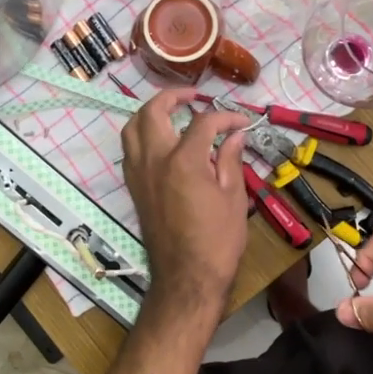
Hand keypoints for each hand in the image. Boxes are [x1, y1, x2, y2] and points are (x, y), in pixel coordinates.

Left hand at [120, 89, 252, 319]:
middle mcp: (155, 160)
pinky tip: (161, 140)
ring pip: (132, 128)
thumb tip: (234, 135)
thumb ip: (230, 160)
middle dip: (173, 97)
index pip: (203, 122)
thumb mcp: (234, 198)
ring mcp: (139, 174)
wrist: (186, 277)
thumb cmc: (217, 241)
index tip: (242, 121)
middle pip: (153, 112)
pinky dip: (142, 136)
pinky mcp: (134, 187)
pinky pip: (130, 150)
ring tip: (172, 111)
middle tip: (194, 96)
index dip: (225, 116)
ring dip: (150, 113)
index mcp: (184, 161)